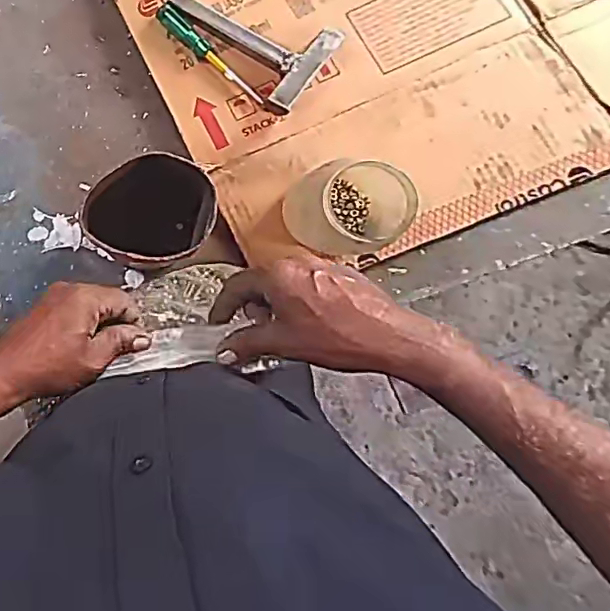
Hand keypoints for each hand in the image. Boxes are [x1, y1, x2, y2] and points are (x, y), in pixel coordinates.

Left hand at [0, 282, 150, 405]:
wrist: (6, 372)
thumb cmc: (43, 367)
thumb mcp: (93, 359)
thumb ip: (121, 342)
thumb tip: (140, 336)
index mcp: (85, 297)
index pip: (125, 300)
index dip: (134, 323)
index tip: (135, 342)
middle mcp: (69, 290)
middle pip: (108, 300)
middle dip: (116, 324)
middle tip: (116, 351)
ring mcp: (55, 297)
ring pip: (91, 305)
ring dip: (98, 325)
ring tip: (92, 352)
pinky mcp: (45, 307)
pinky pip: (74, 309)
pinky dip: (81, 324)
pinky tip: (75, 347)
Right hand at [209, 255, 462, 375]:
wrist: (390, 336)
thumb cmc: (342, 337)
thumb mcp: (284, 344)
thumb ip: (248, 343)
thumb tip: (227, 349)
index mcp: (277, 274)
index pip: (236, 285)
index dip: (223, 306)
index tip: (219, 320)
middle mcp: (297, 261)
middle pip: (260, 280)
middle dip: (252, 306)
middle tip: (254, 329)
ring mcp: (320, 264)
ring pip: (284, 280)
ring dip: (276, 302)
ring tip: (285, 329)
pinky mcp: (339, 272)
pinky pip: (307, 281)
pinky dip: (298, 298)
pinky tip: (311, 322)